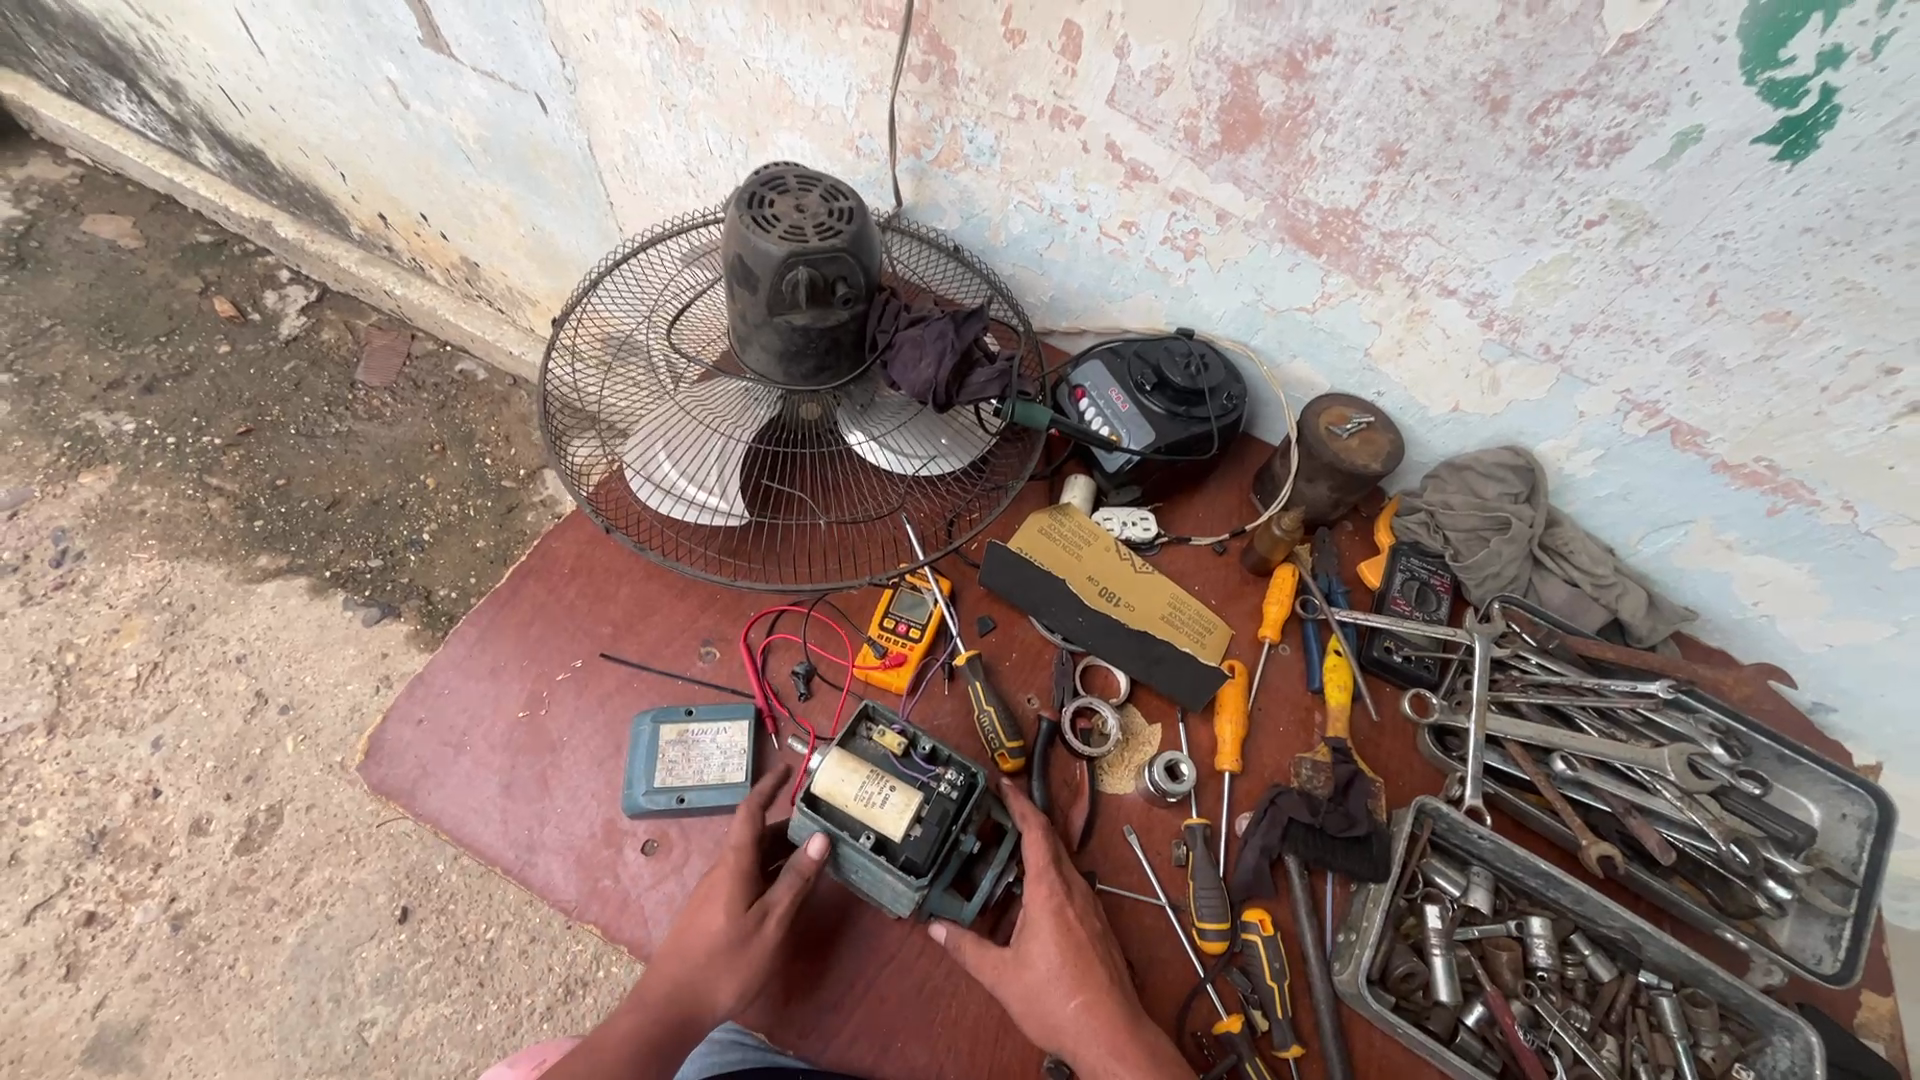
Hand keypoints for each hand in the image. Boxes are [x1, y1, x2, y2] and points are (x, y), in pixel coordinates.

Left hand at [642, 764, 830, 1030]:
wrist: (671, 1007)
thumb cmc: (725, 963)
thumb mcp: (770, 923)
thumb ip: (795, 880)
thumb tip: (821, 837)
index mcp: (735, 863)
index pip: (751, 811)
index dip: (768, 786)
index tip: (787, 767)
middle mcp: (724, 869)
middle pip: (758, 836)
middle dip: (791, 827)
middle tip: (826, 825)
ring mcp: (717, 891)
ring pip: (755, 859)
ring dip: (784, 853)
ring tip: (818, 857)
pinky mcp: (715, 910)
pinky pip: (749, 878)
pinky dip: (773, 874)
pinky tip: (790, 892)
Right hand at [927, 780, 1188, 1078]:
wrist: (1111, 1032)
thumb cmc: (1057, 1001)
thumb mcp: (1002, 976)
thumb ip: (968, 948)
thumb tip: (936, 928)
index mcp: (1050, 891)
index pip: (1036, 831)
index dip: (1019, 803)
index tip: (1003, 784)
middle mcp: (1073, 889)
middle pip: (1051, 840)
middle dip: (1025, 820)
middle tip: (997, 811)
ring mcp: (1090, 905)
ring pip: (1061, 863)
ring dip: (1036, 851)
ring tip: (1006, 854)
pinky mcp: (1097, 923)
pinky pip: (1070, 885)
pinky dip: (1047, 877)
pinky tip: (1030, 899)